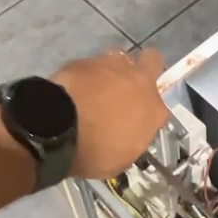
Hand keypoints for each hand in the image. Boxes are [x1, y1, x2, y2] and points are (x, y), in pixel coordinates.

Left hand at [51, 48, 168, 179]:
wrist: (58, 130)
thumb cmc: (94, 152)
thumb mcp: (120, 159)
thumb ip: (130, 139)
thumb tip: (125, 134)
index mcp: (152, 109)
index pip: (159, 108)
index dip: (147, 114)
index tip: (134, 122)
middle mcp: (138, 81)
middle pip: (152, 59)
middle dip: (144, 68)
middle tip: (129, 86)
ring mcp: (111, 65)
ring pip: (119, 58)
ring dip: (112, 71)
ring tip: (96, 89)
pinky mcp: (84, 60)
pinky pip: (90, 66)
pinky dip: (85, 76)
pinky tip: (74, 90)